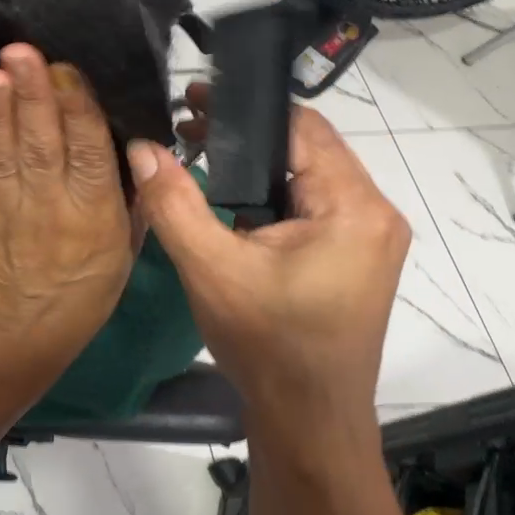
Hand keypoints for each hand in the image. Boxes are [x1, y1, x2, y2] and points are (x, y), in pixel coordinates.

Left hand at [0, 44, 137, 444]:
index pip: (88, 152)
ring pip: (2, 159)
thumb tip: (138, 144)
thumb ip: (130, 194)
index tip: (67, 70)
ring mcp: (6, 214)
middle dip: (31, 96)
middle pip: (41, 145)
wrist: (30, 326)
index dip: (78, 110)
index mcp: (93, 211)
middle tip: (20, 51)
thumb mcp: (127, 245)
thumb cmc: (88, 282)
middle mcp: (49, 206)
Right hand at [129, 88, 409, 420]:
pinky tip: (227, 202)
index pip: (302, 128)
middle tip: (183, 128)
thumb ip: (174, 202)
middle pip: (307, 149)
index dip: (243, 110)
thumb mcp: (209, 266)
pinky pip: (310, 205)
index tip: (190, 100)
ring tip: (196, 157)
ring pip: (307, 177)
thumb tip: (141, 147)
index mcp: (352, 208)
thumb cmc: (266, 340)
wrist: (307, 414)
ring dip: (254, 166)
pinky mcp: (353, 257)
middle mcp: (373, 214)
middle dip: (244, 137)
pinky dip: (268, 194)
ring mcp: (368, 237)